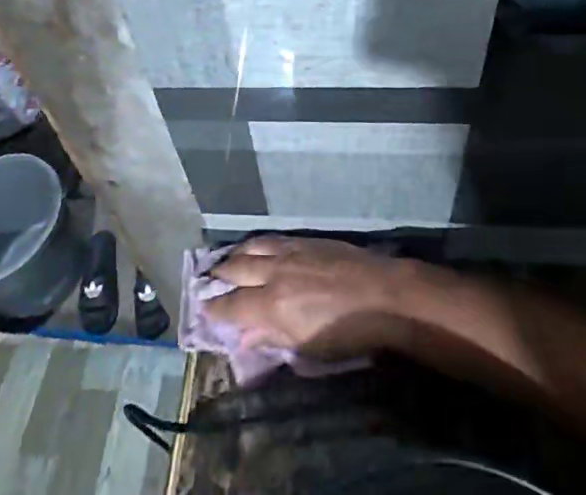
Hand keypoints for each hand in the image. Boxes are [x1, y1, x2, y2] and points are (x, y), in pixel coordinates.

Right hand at [204, 236, 420, 359]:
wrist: (382, 294)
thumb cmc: (347, 332)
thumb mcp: (307, 347)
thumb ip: (271, 338)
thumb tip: (244, 338)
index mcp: (271, 305)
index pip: (230, 306)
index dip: (213, 309)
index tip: (202, 310)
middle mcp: (272, 273)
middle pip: (235, 270)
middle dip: (217, 277)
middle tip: (206, 282)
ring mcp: (288, 252)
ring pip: (250, 248)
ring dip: (234, 256)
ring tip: (225, 261)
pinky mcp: (303, 240)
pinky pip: (270, 238)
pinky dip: (255, 244)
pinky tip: (254, 246)